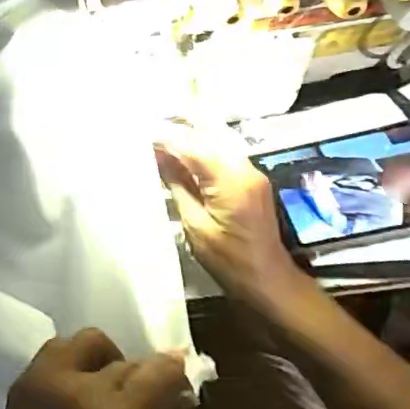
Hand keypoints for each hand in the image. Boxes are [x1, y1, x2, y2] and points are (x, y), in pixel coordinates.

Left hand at [0, 329, 195, 408]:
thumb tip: (173, 394)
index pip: (159, 373)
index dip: (175, 372)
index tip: (182, 377)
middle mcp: (82, 390)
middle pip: (126, 360)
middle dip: (141, 375)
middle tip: (143, 395)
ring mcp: (47, 378)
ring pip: (88, 341)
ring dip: (103, 359)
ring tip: (104, 385)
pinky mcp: (23, 378)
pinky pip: (57, 351)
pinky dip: (74, 363)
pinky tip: (76, 388)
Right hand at [156, 125, 315, 311]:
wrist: (269, 281)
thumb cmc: (229, 260)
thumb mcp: (195, 224)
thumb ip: (177, 184)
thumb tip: (158, 156)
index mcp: (230, 180)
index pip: (191, 145)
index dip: (164, 139)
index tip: (140, 136)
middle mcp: (244, 168)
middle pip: (208, 133)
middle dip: (178, 128)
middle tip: (149, 131)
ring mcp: (251, 172)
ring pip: (215, 140)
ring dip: (189, 138)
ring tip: (161, 143)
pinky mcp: (251, 179)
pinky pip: (222, 154)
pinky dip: (201, 151)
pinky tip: (182, 158)